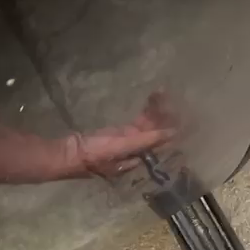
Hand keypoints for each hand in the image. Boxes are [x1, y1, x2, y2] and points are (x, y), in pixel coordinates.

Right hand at [59, 93, 176, 178]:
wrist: (68, 153)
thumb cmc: (94, 154)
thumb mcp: (121, 147)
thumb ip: (145, 141)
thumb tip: (171, 134)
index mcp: (140, 157)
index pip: (161, 142)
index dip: (171, 128)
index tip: (181, 113)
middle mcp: (137, 150)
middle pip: (156, 132)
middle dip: (164, 116)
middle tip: (171, 96)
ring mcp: (128, 140)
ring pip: (148, 125)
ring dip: (155, 111)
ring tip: (161, 93)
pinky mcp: (120, 132)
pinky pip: (138, 121)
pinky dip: (146, 112)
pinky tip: (152, 99)